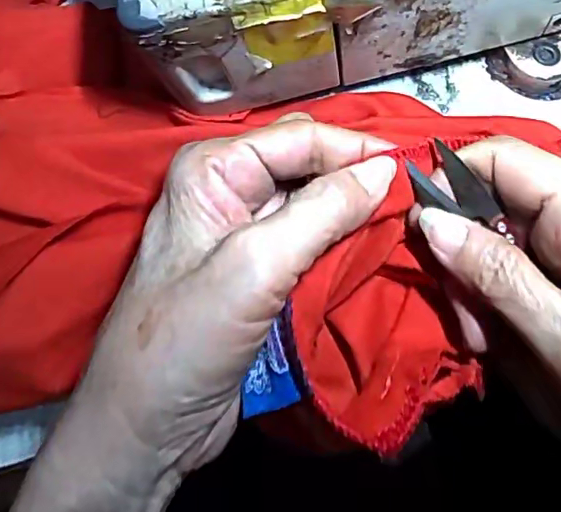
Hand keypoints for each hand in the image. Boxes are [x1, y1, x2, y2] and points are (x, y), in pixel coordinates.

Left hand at [14, 115, 397, 511]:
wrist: (145, 423)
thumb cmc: (183, 338)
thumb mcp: (254, 268)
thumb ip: (320, 213)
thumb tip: (384, 168)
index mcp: (213, 166)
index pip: (299, 138)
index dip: (356, 148)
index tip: (413, 166)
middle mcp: (227, 183)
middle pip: (307, 159)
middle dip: (358, 170)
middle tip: (415, 190)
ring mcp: (243, 224)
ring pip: (313, 195)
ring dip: (356, 203)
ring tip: (407, 212)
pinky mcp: (259, 262)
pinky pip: (311, 233)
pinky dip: (344, 234)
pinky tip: (375, 240)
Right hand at [412, 138, 560, 511]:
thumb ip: (498, 276)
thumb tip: (427, 219)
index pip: (500, 157)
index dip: (450, 179)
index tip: (417, 231)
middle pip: (484, 201)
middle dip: (459, 252)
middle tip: (465, 316)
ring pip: (482, 242)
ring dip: (470, 288)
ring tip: (487, 342)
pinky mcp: (559, 288)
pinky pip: (497, 275)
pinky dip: (484, 306)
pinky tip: (498, 346)